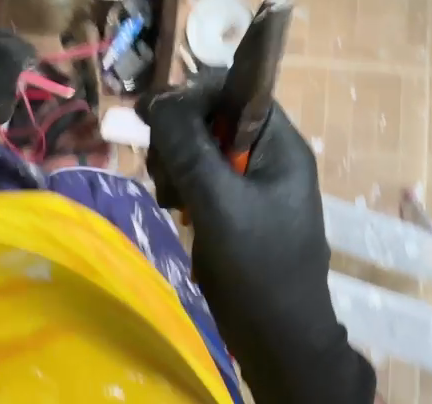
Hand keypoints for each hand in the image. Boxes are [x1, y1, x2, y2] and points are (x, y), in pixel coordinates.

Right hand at [146, 85, 376, 403]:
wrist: (280, 343)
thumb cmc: (258, 266)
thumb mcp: (219, 201)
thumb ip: (188, 147)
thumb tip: (156, 100)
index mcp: (279, 142)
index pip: (234, 89)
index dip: (193, 94)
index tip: (152, 114)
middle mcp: (267, 153)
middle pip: (211, 116)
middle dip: (180, 136)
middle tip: (164, 170)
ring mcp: (251, 180)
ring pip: (199, 146)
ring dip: (176, 164)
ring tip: (172, 197)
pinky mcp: (235, 205)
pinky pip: (200, 176)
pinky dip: (182, 186)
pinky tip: (177, 210)